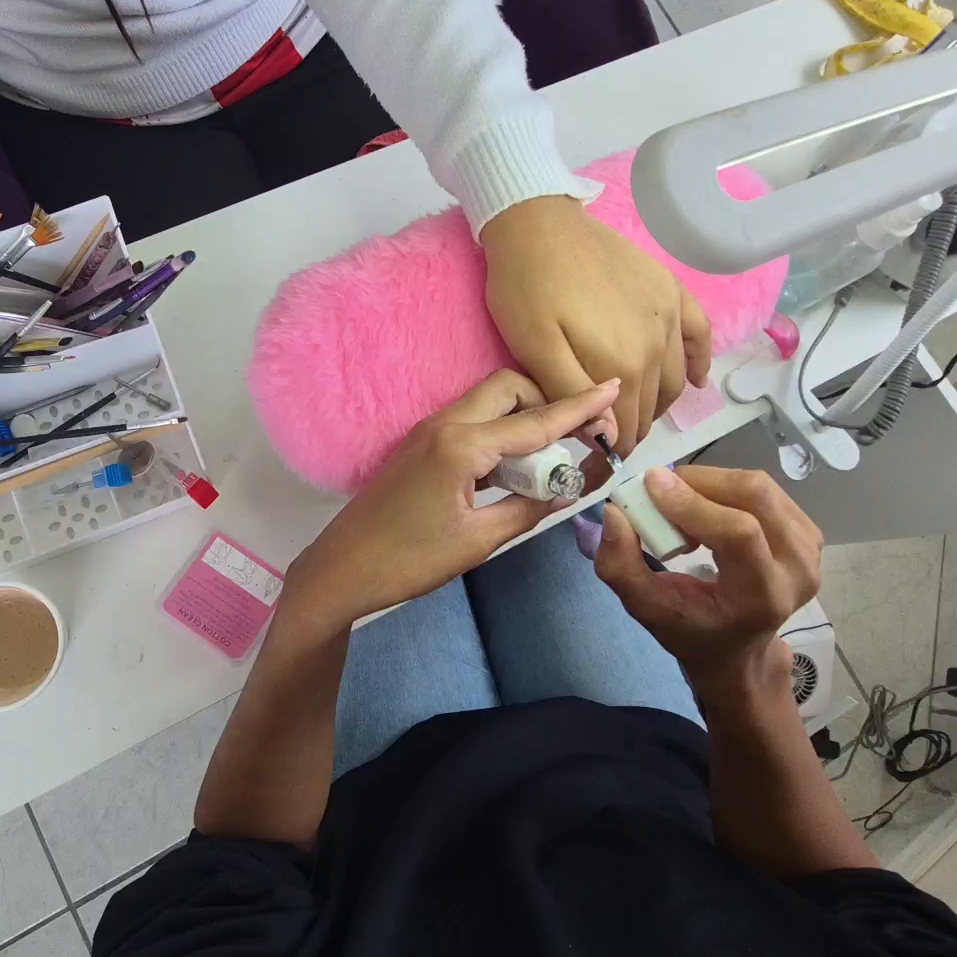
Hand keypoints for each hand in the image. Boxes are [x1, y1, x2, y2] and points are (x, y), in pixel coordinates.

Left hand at [283, 370, 621, 626]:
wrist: (343, 568)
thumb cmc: (409, 560)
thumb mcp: (478, 541)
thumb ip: (528, 508)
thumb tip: (569, 490)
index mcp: (461, 445)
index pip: (535, 420)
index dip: (579, 407)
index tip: (614, 388)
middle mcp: (445, 424)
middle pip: (508, 388)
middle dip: (547, 400)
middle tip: (579, 434)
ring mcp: (428, 431)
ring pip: (488, 402)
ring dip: (523, 415)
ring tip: (554, 452)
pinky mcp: (421, 446)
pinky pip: (471, 422)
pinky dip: (500, 431)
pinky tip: (515, 465)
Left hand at [479, 196, 711, 454]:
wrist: (537, 224)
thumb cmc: (525, 289)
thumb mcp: (533, 349)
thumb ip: (570, 395)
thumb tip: (607, 434)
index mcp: (621, 365)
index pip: (624, 426)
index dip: (611, 450)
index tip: (597, 463)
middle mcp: (655, 345)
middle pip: (650, 406)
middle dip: (632, 430)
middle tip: (610, 442)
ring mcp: (669, 315)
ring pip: (674, 379)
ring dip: (659, 405)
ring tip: (637, 418)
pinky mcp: (670, 290)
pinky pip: (700, 334)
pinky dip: (699, 362)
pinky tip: (695, 381)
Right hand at [594, 466, 822, 693]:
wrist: (736, 649)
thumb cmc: (688, 629)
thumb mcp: (643, 607)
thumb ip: (618, 564)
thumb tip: (615, 512)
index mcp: (760, 597)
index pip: (738, 533)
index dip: (692, 503)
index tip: (650, 485)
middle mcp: (797, 571)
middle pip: (754, 497)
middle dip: (699, 482)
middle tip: (660, 492)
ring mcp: (810, 550)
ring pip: (758, 486)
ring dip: (710, 483)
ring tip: (682, 507)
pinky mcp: (808, 533)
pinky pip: (764, 490)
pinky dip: (725, 488)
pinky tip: (706, 510)